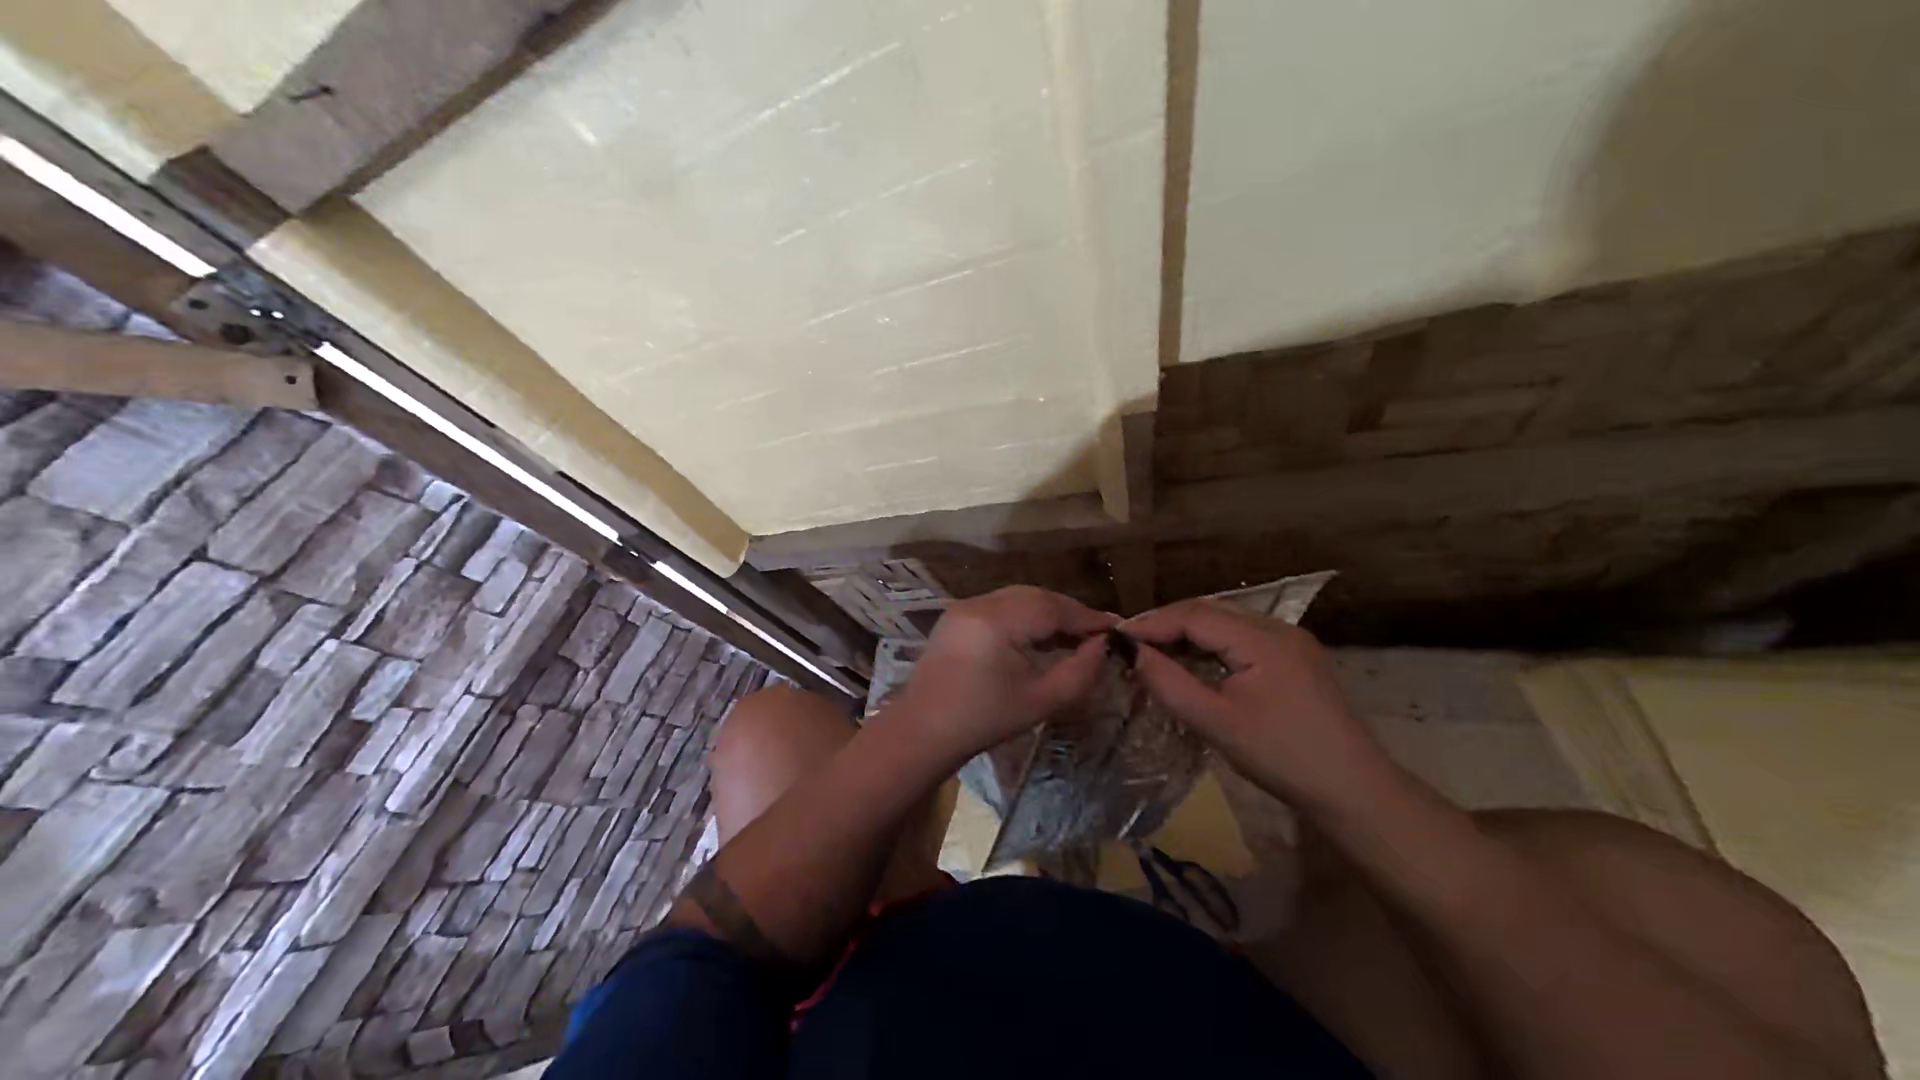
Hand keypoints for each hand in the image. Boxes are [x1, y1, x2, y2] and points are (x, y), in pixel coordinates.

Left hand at [890, 586, 1116, 766]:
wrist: (923, 731)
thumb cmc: (984, 720)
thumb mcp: (1041, 701)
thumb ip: (1079, 672)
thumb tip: (1103, 646)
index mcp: (996, 622)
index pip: (1052, 608)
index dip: (1086, 617)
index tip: (1116, 627)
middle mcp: (978, 604)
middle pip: (1035, 596)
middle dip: (1069, 611)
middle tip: (1097, 632)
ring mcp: (963, 606)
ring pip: (1018, 597)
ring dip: (1048, 610)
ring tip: (1074, 633)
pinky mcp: (956, 616)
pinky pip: (999, 605)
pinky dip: (1024, 614)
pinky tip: (1040, 634)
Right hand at [1122, 600, 1394, 812]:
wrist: (1353, 789)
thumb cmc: (1282, 756)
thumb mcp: (1216, 723)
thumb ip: (1170, 684)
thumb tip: (1134, 653)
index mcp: (1262, 639)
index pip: (1195, 615)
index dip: (1153, 622)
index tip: (1117, 636)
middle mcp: (1278, 628)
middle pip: (1211, 610)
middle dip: (1167, 622)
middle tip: (1131, 641)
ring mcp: (1291, 642)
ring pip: (1227, 622)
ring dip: (1188, 631)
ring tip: (1154, 649)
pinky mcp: (1295, 658)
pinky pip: (1242, 637)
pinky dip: (1211, 643)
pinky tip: (1194, 660)